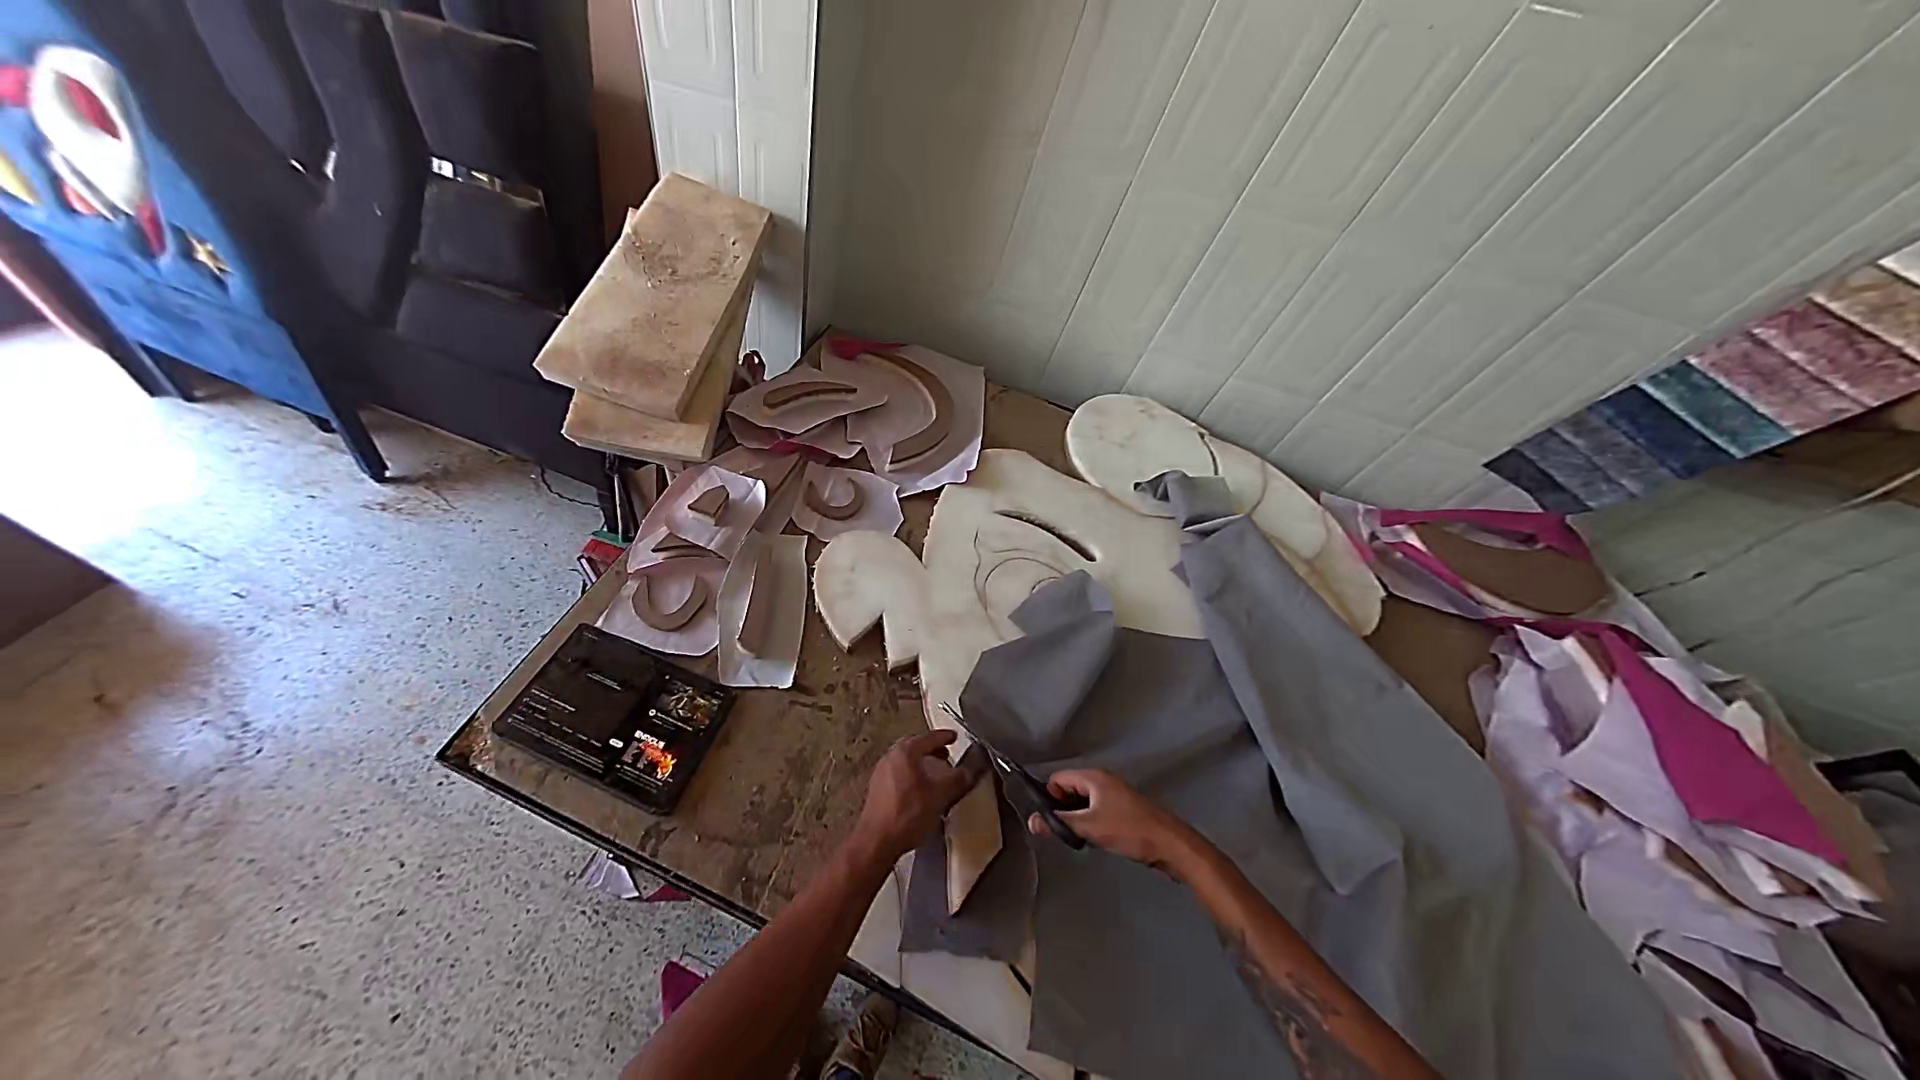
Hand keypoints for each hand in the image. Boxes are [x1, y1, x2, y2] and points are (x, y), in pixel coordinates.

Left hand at [851, 730, 980, 864]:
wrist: (877, 842)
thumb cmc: (904, 816)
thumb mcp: (940, 796)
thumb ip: (957, 780)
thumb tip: (967, 773)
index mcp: (905, 753)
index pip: (929, 737)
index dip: (944, 737)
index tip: (952, 736)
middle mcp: (890, 759)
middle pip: (914, 746)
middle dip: (931, 749)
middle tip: (944, 752)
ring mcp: (881, 775)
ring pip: (905, 761)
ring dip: (921, 763)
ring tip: (935, 773)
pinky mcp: (877, 791)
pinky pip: (898, 776)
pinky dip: (911, 777)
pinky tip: (920, 792)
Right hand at [1028, 769, 1201, 877]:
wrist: (1170, 844)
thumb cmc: (1129, 830)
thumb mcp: (1089, 828)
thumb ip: (1059, 823)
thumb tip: (1031, 821)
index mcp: (1094, 777)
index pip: (1058, 778)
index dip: (1050, 798)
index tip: (1053, 820)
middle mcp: (1103, 780)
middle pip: (1070, 788)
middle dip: (1063, 809)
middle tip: (1066, 831)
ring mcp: (1115, 794)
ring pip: (1083, 802)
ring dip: (1078, 818)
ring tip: (1081, 837)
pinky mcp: (1123, 809)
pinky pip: (1097, 810)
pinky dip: (1091, 822)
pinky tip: (1097, 838)